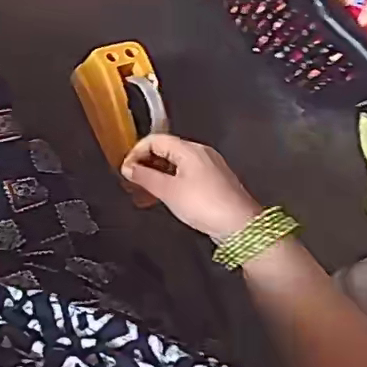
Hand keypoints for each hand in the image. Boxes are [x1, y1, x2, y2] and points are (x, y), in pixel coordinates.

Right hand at [122, 133, 264, 238]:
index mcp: (188, 149)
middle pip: (164, 151)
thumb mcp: (168, 191)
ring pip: (174, 165)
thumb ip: (145, 177)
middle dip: (144, 166)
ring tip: (143, 196)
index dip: (136, 153)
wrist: (241, 226)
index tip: (125, 170)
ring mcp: (208, 166)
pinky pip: (185, 176)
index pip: (154, 140)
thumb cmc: (204, 205)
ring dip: (156, 177)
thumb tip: (128, 168)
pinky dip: (170, 184)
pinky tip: (162, 199)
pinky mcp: (213, 181)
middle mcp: (199, 152)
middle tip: (131, 184)